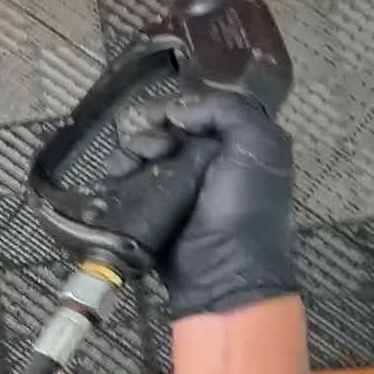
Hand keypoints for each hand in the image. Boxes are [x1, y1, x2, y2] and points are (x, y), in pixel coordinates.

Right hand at [103, 93, 296, 318]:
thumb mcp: (259, 145)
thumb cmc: (245, 204)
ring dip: (128, 154)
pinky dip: (114, 176)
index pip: (191, 114)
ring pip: (134, 155)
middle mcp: (195, 164)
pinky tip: (118, 179)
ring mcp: (166, 189)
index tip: (157, 116)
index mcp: (227, 146)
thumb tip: (175, 112)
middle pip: (157, 133)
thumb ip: (226, 111)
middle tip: (156, 150)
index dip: (172, 109)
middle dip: (149, 134)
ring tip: (131, 168)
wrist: (221, 264)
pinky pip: (120, 184)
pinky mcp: (142, 210)